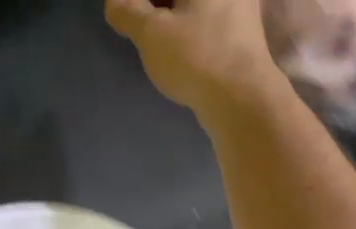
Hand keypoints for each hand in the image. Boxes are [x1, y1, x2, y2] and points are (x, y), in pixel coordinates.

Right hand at [104, 0, 286, 121]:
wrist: (239, 92)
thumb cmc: (194, 55)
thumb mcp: (151, 33)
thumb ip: (128, 11)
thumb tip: (113, 1)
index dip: (136, 3)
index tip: (123, 15)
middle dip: (152, 5)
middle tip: (133, 23)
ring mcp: (239, 2)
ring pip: (191, 5)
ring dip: (168, 14)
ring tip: (151, 36)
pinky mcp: (242, 23)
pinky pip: (205, 14)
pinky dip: (186, 23)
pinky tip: (175, 45)